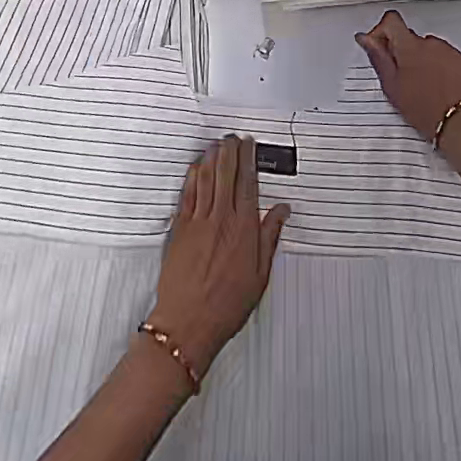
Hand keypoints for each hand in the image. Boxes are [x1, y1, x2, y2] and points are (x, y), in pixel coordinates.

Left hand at [147, 134, 290, 377]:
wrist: (189, 322)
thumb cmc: (226, 304)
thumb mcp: (260, 274)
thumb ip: (269, 237)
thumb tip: (281, 211)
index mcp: (244, 229)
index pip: (247, 183)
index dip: (248, 160)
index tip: (249, 145)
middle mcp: (221, 219)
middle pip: (226, 174)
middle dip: (230, 151)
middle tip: (233, 138)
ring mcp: (198, 222)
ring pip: (206, 179)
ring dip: (211, 158)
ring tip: (216, 144)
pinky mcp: (180, 228)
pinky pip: (187, 194)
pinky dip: (192, 176)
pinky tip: (196, 166)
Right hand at [355, 10, 460, 140]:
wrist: (453, 121)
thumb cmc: (421, 107)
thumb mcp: (390, 84)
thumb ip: (377, 56)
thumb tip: (365, 39)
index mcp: (409, 47)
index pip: (391, 20)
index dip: (381, 32)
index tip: (379, 46)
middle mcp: (429, 43)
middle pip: (407, 35)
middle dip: (399, 49)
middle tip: (398, 74)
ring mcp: (446, 50)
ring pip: (424, 45)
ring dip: (417, 56)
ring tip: (416, 81)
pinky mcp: (458, 58)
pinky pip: (440, 52)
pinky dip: (433, 62)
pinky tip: (431, 81)